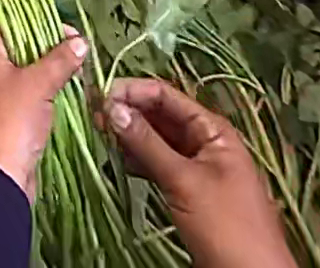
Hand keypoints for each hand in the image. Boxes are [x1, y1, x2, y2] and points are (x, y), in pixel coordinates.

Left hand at [0, 28, 88, 197]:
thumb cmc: (13, 119)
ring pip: (25, 69)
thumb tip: (80, 41)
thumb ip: (60, 60)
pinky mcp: (3, 111)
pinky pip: (25, 89)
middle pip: (20, 46)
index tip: (72, 33)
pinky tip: (65, 86)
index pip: (13, 25)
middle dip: (49, 48)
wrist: (0, 176)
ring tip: (76, 67)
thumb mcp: (39, 84)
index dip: (43, 25)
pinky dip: (43, 87)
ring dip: (49, 69)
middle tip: (78, 50)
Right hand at [103, 80, 295, 267]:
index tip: (100, 96)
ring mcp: (196, 165)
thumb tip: (111, 107)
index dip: (132, 91)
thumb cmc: (226, 227)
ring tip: (100, 134)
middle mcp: (203, 140)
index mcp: (211, 129)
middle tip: (93, 115)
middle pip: (158, 114)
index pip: (164, 95)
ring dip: (130, 134)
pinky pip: (158, 162)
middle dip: (127, 112)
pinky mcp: (188, 189)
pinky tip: (118, 159)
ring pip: (156, 138)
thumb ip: (146, 142)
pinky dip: (138, 158)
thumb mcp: (184, 181)